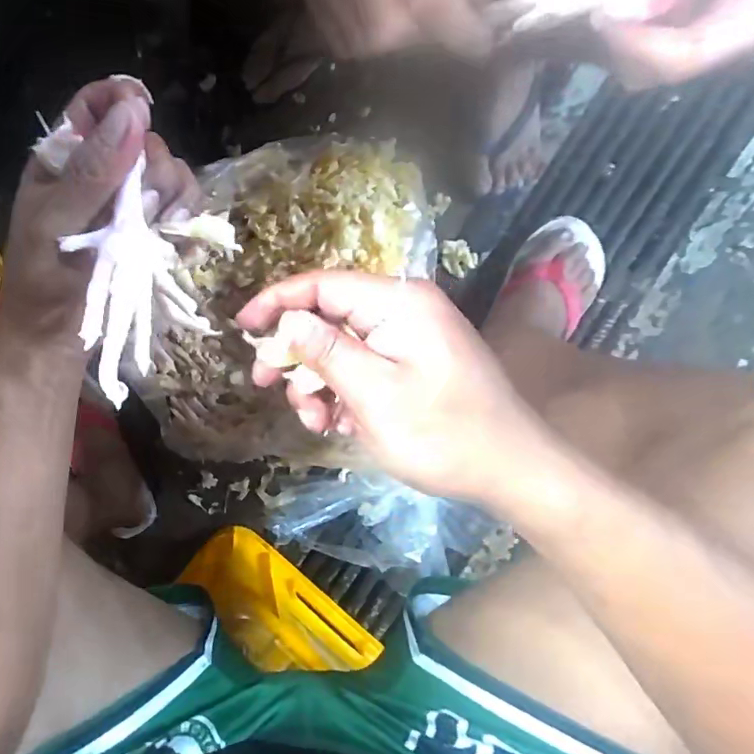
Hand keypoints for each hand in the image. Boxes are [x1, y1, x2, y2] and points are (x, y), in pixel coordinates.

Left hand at [0, 79, 198, 351]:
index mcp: (66, 159)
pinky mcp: (154, 234)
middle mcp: (103, 175)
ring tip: (160, 230)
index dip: (123, 99)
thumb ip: (93, 168)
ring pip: (173, 175)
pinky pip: (186, 212)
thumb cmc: (41, 280)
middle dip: (153, 167)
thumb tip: (135, 110)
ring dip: (175, 198)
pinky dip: (187, 225)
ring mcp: (131, 205)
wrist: (55, 341)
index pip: (97, 105)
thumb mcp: (55, 221)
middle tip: (142, 205)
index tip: (144, 113)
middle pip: (147, 140)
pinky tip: (175, 246)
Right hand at [235, 272, 553, 501]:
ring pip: (343, 347)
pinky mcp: (415, 363)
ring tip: (318, 421)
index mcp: (399, 302)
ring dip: (320, 382)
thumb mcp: (374, 395)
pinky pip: (366, 366)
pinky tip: (342, 424)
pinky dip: (346, 392)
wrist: (511, 469)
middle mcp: (405, 309)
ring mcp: (412, 337)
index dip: (278, 302)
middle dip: (297, 354)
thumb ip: (326, 352)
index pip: (323, 284)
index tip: (242, 328)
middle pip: (330, 316)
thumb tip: (286, 321)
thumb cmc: (442, 433)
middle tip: (268, 387)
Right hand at [299, 0, 497, 59]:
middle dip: (423, 36)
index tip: (482, 43)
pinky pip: (342, 42)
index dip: (458, 30)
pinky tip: (387, 15)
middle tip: (443, 18)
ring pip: (364, 43)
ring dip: (397, 42)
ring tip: (415, 14)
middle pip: (388, 30)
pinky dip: (370, 41)